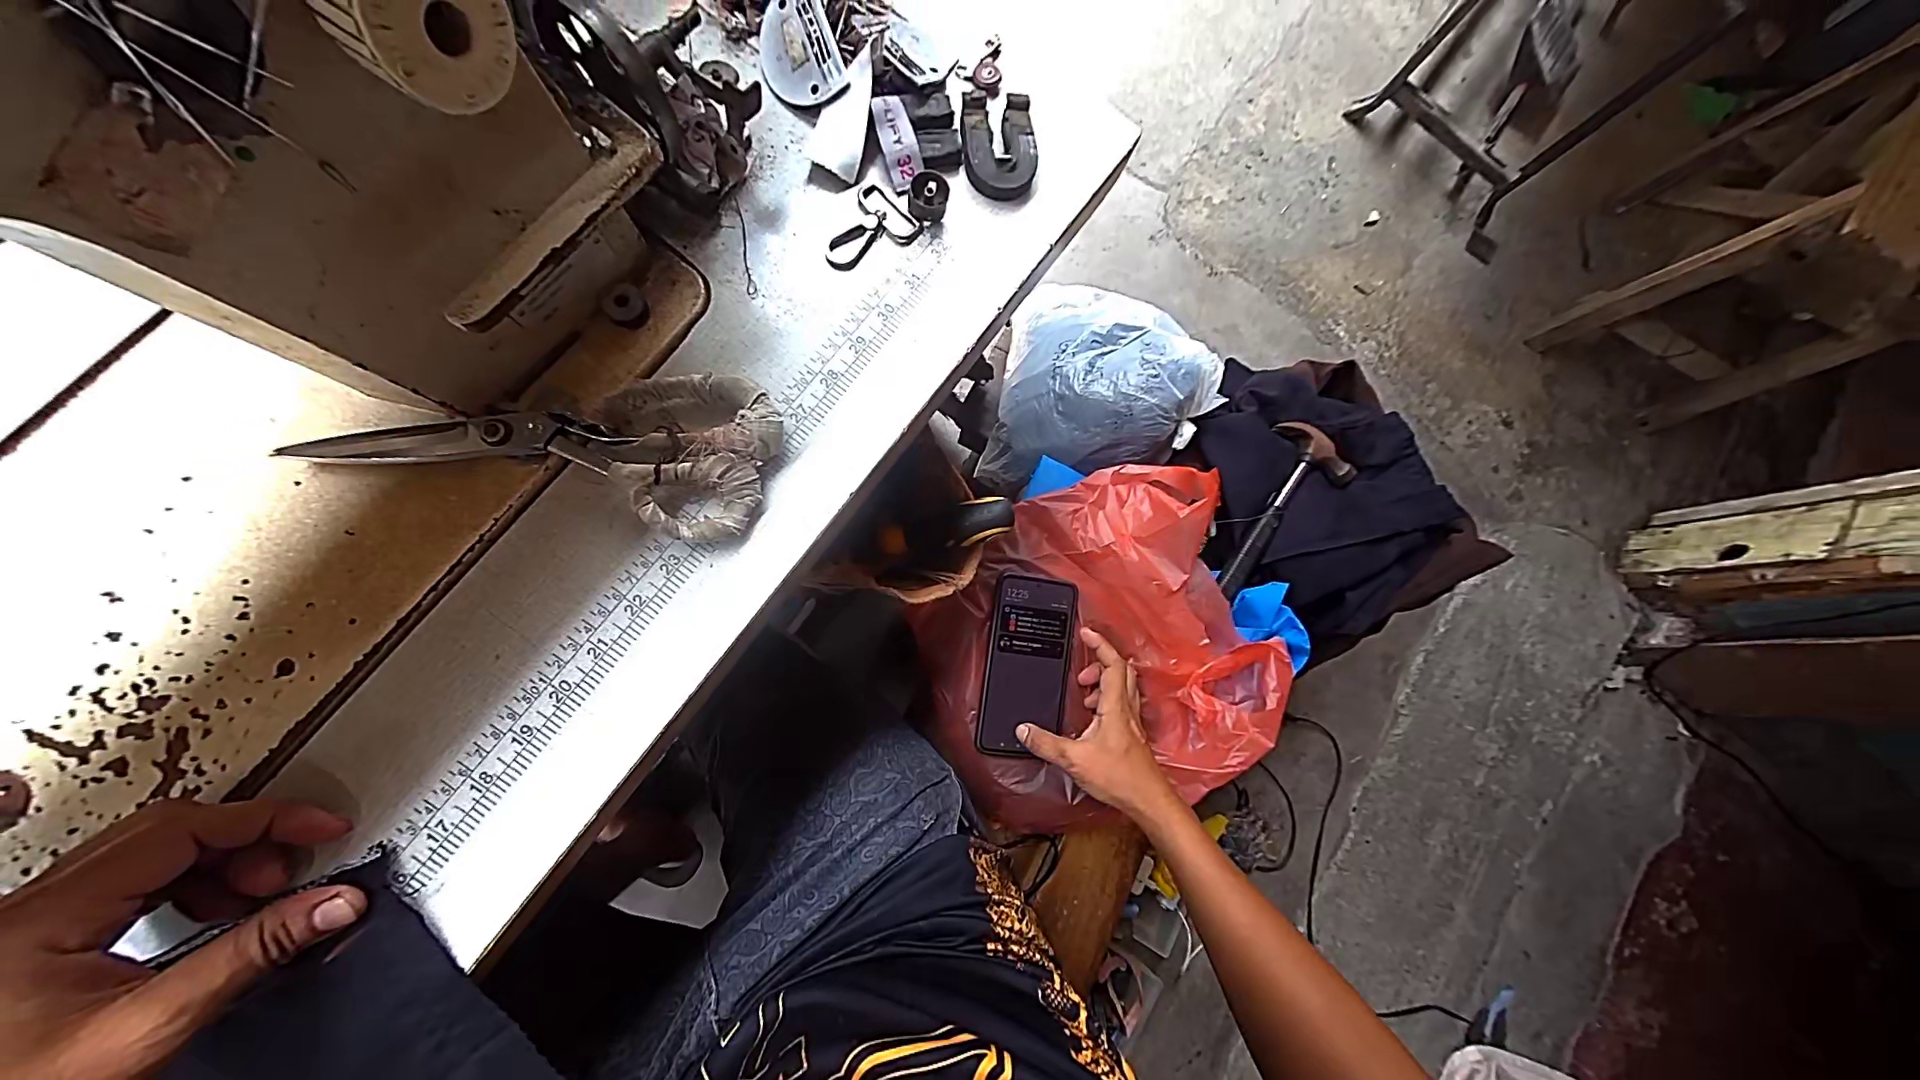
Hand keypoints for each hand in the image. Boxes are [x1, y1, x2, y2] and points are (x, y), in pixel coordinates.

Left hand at [0, 798, 367, 1078]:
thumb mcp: (149, 1027)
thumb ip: (251, 955)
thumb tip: (336, 904)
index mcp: (43, 917)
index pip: (186, 827)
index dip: (270, 819)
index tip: (325, 829)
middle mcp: (28, 910)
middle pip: (169, 831)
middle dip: (249, 841)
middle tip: (294, 868)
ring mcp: (27, 925)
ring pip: (151, 854)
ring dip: (223, 863)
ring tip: (259, 896)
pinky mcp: (35, 942)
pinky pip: (129, 883)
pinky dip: (191, 885)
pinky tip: (212, 913)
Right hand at [1017, 627, 1184, 825]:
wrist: (1148, 800)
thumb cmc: (1119, 778)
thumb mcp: (1074, 759)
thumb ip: (1046, 743)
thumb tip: (1024, 730)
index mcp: (1115, 707)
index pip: (1113, 664)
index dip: (1100, 644)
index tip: (1086, 633)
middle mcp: (1127, 709)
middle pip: (1121, 671)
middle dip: (1101, 663)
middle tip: (1081, 671)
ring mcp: (1132, 721)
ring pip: (1123, 687)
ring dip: (1104, 682)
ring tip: (1085, 694)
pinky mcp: (1132, 734)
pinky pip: (1122, 704)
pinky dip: (1107, 700)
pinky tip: (1094, 717)